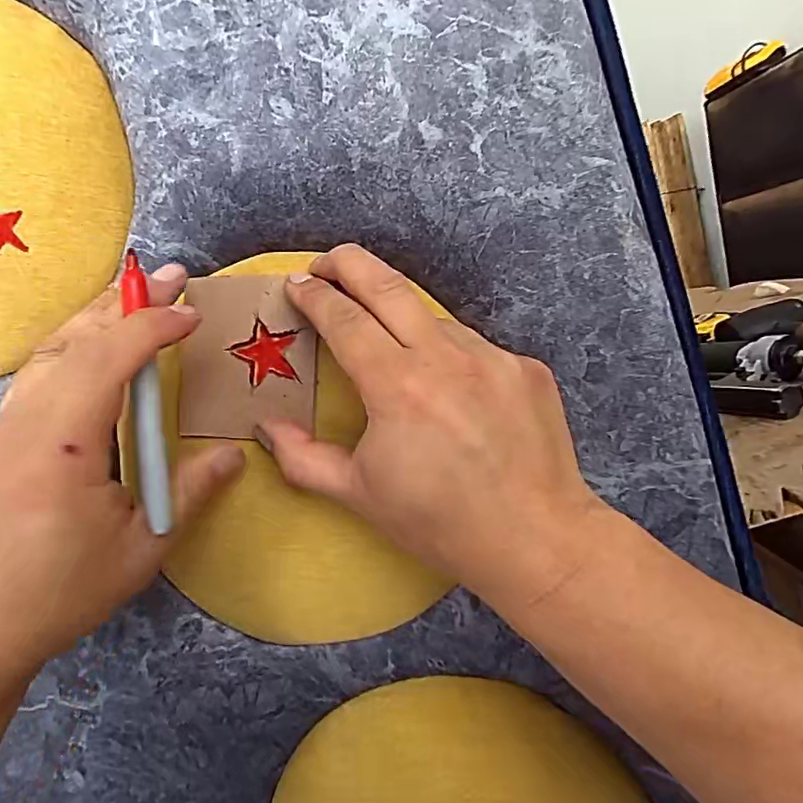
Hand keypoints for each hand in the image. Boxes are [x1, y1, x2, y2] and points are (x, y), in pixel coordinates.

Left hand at [0, 264, 244, 680]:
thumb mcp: (141, 548)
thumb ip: (189, 491)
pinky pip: (37, 374)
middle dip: (126, 302)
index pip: (111, 357)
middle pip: (75, 339)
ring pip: (50, 351)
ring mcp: (4, 427)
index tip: (193, 312)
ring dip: (94, 318)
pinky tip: (90, 352)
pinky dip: (72, 347)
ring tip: (133, 297)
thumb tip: (233, 455)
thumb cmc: (61, 592)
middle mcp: (26, 419)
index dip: (154, 326)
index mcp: (64, 440)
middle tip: (170, 274)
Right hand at [257, 244, 615, 614]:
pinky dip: (449, 355)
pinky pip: (474, 347)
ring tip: (389, 346)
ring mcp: (493, 358)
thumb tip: (267, 429)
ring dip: (402, 320)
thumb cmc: (439, 523)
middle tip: (326, 262)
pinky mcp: (525, 368)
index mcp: (398, 387)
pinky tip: (448, 390)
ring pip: (433, 319)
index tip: (297, 284)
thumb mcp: (359, 494)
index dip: (315, 296)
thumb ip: (303, 458)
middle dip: (349, 263)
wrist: (535, 540)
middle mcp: (446, 358)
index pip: (345, 319)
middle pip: (388, 286)